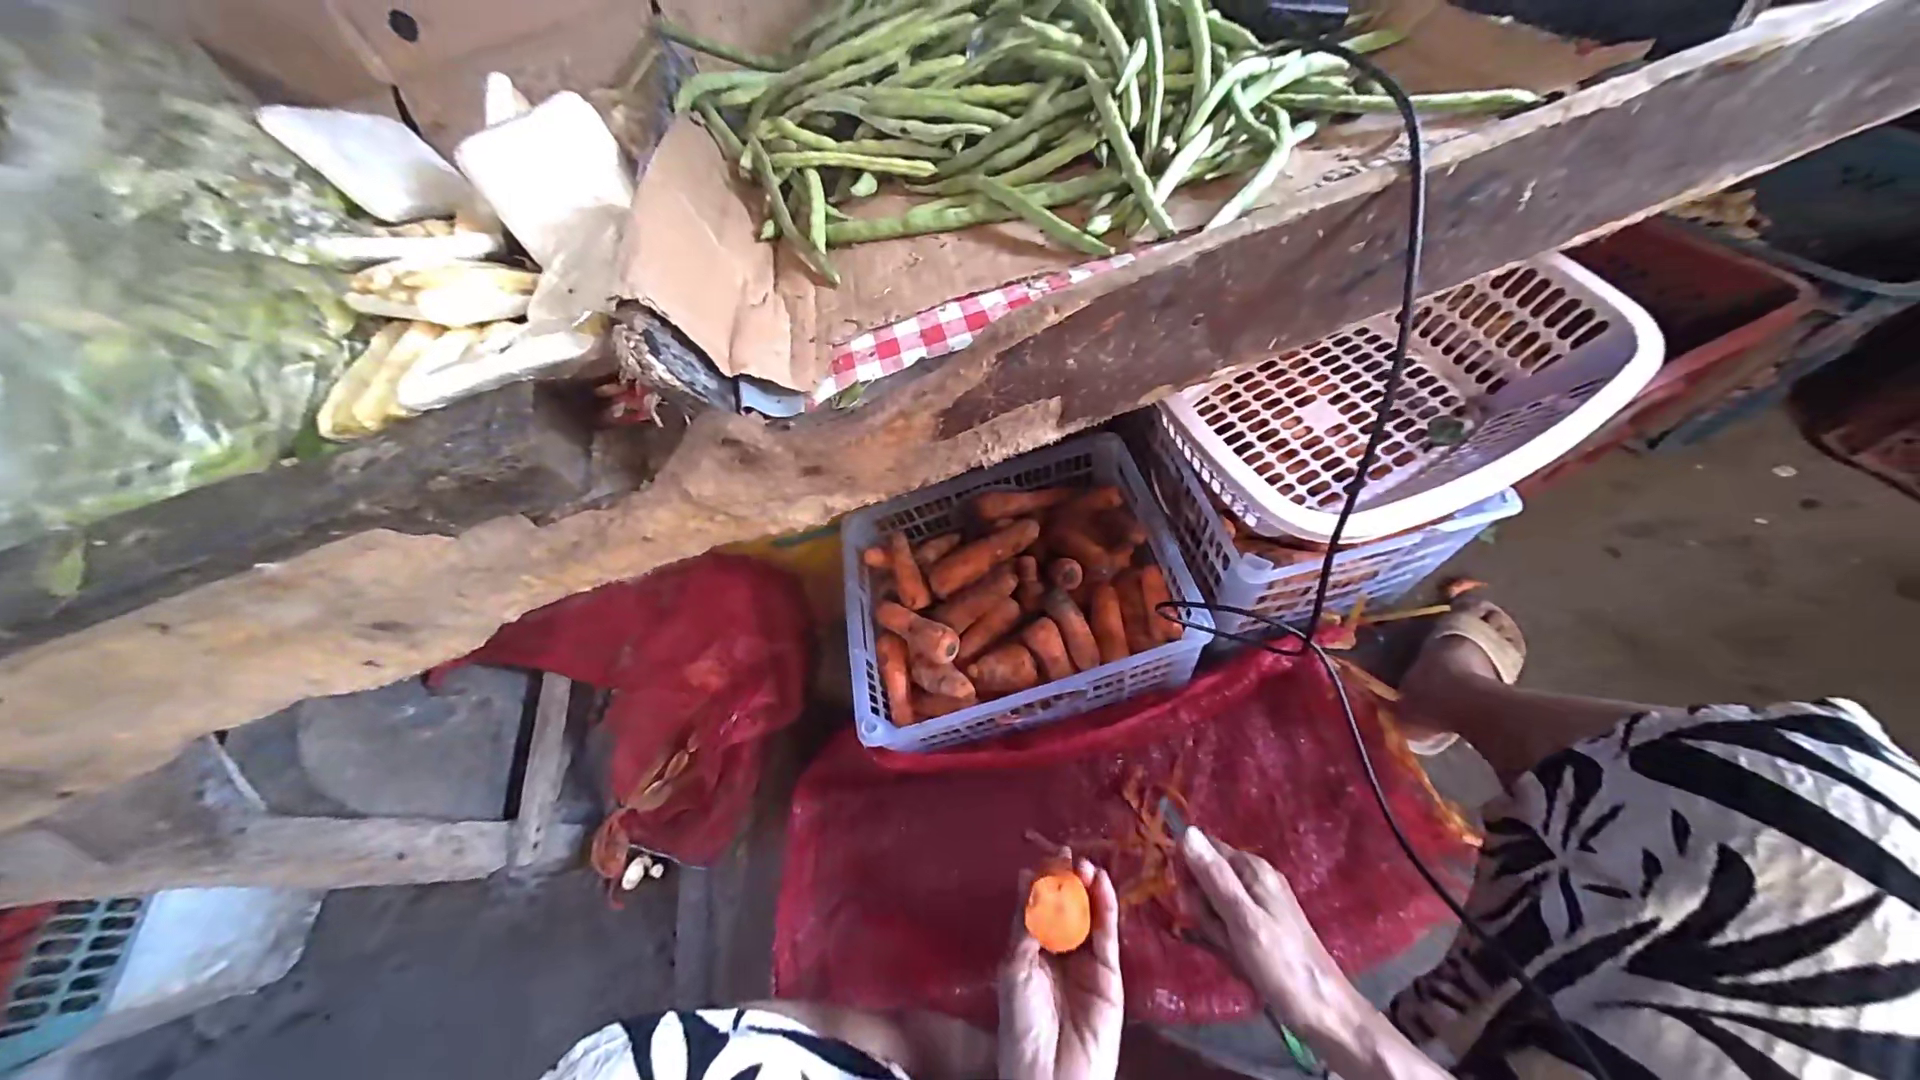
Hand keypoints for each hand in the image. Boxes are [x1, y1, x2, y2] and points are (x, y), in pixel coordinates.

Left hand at [997, 858, 1123, 1079]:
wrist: (1053, 1076)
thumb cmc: (1023, 1023)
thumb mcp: (1015, 968)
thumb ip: (1026, 925)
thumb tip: (1024, 877)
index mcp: (1032, 948)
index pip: (1039, 906)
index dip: (1043, 880)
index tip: (1047, 854)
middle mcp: (1059, 950)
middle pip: (1066, 906)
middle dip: (1067, 880)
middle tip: (1068, 854)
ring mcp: (1086, 960)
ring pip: (1089, 915)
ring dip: (1088, 888)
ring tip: (1085, 865)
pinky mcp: (1109, 973)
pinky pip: (1107, 934)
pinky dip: (1106, 907)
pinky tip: (1102, 884)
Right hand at [1177, 828, 1364, 1035]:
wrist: (1324, 1013)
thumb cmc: (1281, 964)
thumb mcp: (1242, 919)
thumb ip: (1214, 876)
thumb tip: (1187, 830)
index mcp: (1252, 867)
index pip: (1202, 847)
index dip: (1189, 870)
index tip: (1190, 899)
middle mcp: (1256, 876)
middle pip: (1206, 876)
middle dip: (1204, 906)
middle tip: (1220, 933)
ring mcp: (1260, 900)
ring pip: (1214, 901)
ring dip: (1214, 926)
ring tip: (1232, 948)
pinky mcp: (1261, 922)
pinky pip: (1227, 919)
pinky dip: (1225, 937)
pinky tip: (1237, 954)